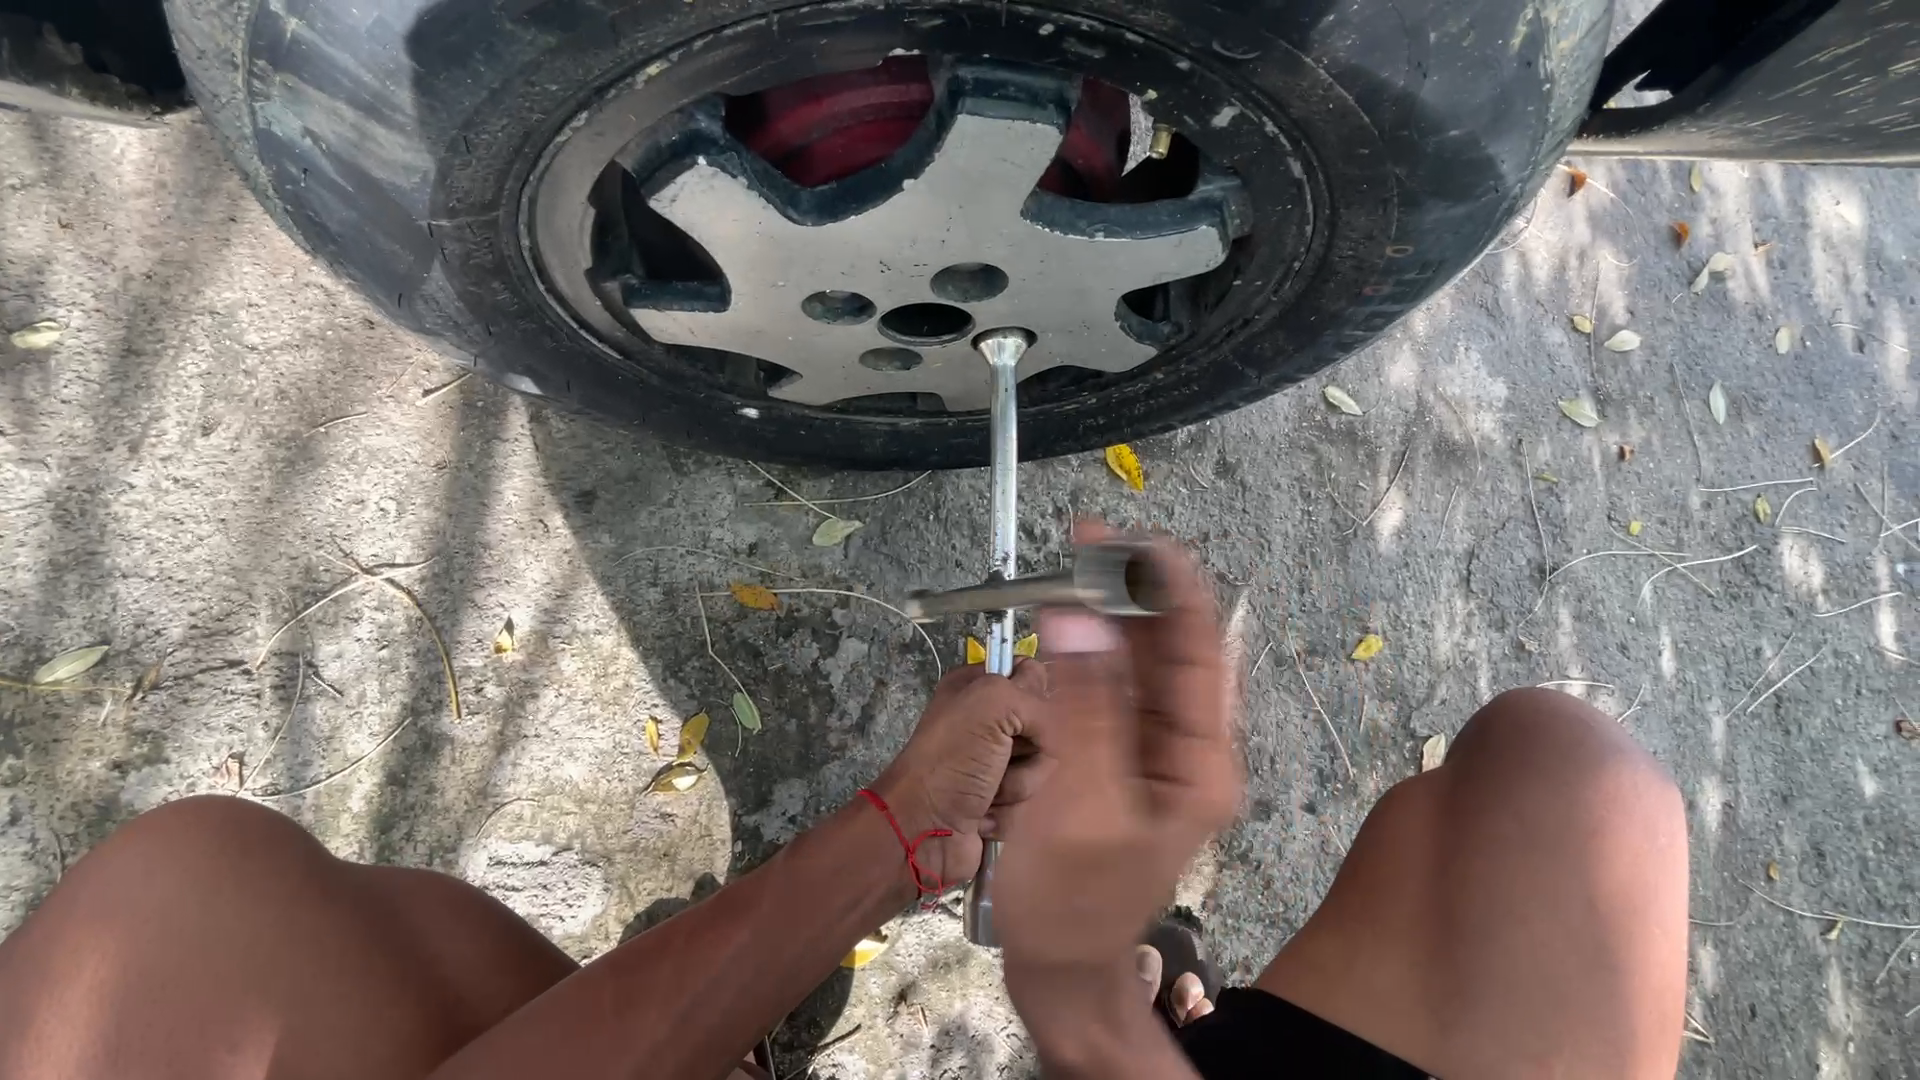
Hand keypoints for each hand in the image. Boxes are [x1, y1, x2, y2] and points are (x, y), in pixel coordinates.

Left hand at [870, 658, 1051, 889]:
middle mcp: (983, 722)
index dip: (1033, 694)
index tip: (1023, 715)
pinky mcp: (995, 802)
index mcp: (976, 688)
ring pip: (1038, 768)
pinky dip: (1007, 813)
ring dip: (1018, 785)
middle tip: (1005, 756)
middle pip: (1040, 727)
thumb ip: (1030, 695)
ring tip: (989, 794)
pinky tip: (982, 817)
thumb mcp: (990, 704)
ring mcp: (990, 764)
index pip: (1028, 673)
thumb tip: (1047, 730)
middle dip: (1030, 749)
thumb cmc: (952, 758)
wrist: (921, 828)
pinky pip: (1026, 803)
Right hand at [994, 533, 1241, 1068]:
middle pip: (1170, 645)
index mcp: (1202, 759)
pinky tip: (1065, 623)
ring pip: (1138, 659)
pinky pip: (1108, 684)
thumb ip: (1087, 709)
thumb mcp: (1084, 803)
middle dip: (1134, 588)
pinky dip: (1088, 649)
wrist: (1061, 962)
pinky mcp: (1117, 751)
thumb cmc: (1075, 897)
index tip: (1130, 537)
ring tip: (1072, 567)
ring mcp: (1152, 747)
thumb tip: (1078, 617)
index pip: (1199, 647)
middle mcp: (1186, 743)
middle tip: (1086, 540)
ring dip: (1110, 611)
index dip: (1170, 585)